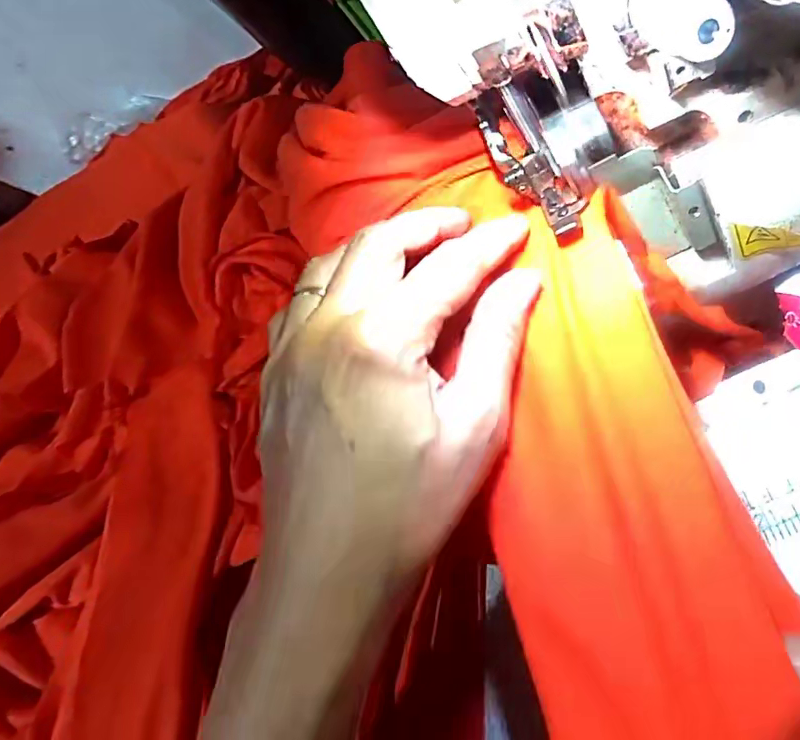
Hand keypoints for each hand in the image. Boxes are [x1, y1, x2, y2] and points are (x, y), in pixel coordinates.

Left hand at [205, 209, 538, 739]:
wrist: (327, 574)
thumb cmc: (413, 503)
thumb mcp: (476, 424)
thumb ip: (498, 339)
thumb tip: (523, 281)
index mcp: (380, 339)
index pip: (447, 268)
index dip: (489, 245)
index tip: (519, 229)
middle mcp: (327, 327)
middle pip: (379, 244)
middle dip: (430, 224)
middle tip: (470, 225)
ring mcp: (291, 345)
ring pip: (333, 259)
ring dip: (383, 242)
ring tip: (424, 245)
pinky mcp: (276, 367)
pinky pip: (304, 294)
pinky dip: (342, 273)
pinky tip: (366, 289)